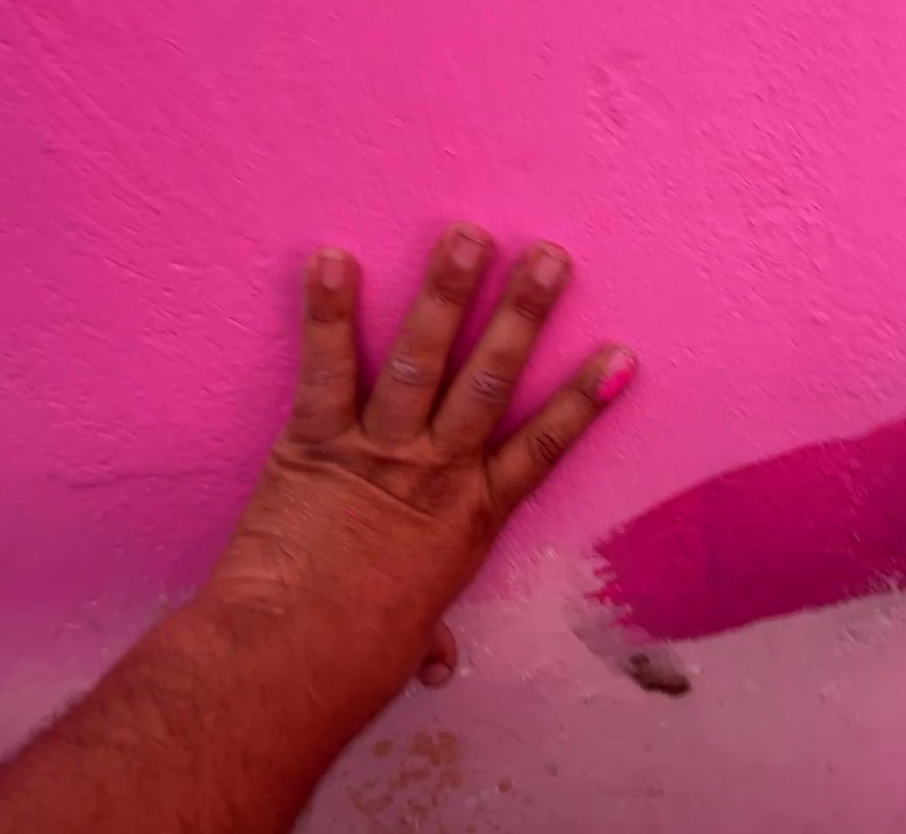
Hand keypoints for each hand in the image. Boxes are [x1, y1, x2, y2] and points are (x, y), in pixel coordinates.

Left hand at [203, 224, 634, 693]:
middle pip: (492, 380)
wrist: (284, 669)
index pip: (546, 444)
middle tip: (550, 257)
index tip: (621, 355)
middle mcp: (439, 469)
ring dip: (448, 295)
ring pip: (422, 360)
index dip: (585, 398)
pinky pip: (327, 371)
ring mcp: (380, 451)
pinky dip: (329, 314)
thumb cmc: (359, 654)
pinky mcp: (314, 444)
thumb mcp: (412, 635)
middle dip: (525, 314)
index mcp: (475, 512)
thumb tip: (439, 663)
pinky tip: (333, 258)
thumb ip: (429, 631)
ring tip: (468, 237)